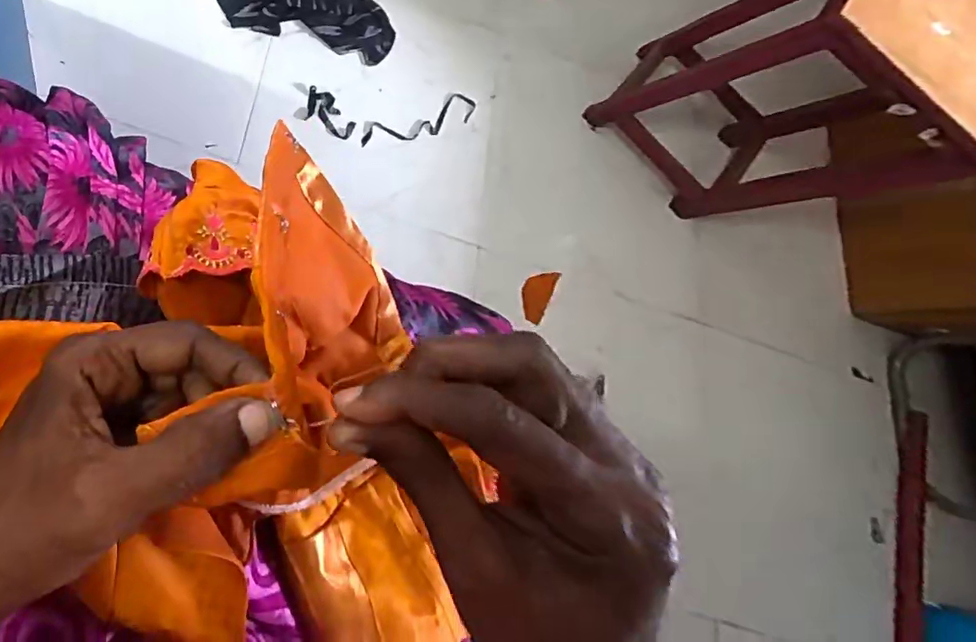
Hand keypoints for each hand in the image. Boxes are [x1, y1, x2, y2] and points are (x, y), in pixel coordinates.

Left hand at [0, 321, 278, 640]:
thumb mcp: (119, 490)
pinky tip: (211, 469)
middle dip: (220, 399)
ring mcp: (97, 399)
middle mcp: (97, 366)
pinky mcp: (100, 432)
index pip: (179, 341)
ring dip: (206, 425)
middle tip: (266, 439)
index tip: (276, 402)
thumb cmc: (35, 524)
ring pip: (170, 398)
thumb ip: (192, 450)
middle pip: (176, 367)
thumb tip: (266, 412)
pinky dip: (183, 445)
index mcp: (92, 358)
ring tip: (247, 457)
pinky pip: (154, 426)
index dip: (230, 366)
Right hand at [328, 333, 675, 641]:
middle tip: (386, 388)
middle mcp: (626, 463)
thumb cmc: (533, 633)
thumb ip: (420, 477)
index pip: (501, 421)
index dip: (419, 400)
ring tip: (407, 389)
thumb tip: (350, 418)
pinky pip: (533, 381)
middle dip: (445, 363)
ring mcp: (618, 446)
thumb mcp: (472, 568)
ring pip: (531, 361)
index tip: (353, 402)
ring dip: (459, 362)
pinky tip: (443, 397)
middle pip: (529, 365)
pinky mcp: (599, 438)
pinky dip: (477, 376)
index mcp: (606, 512)